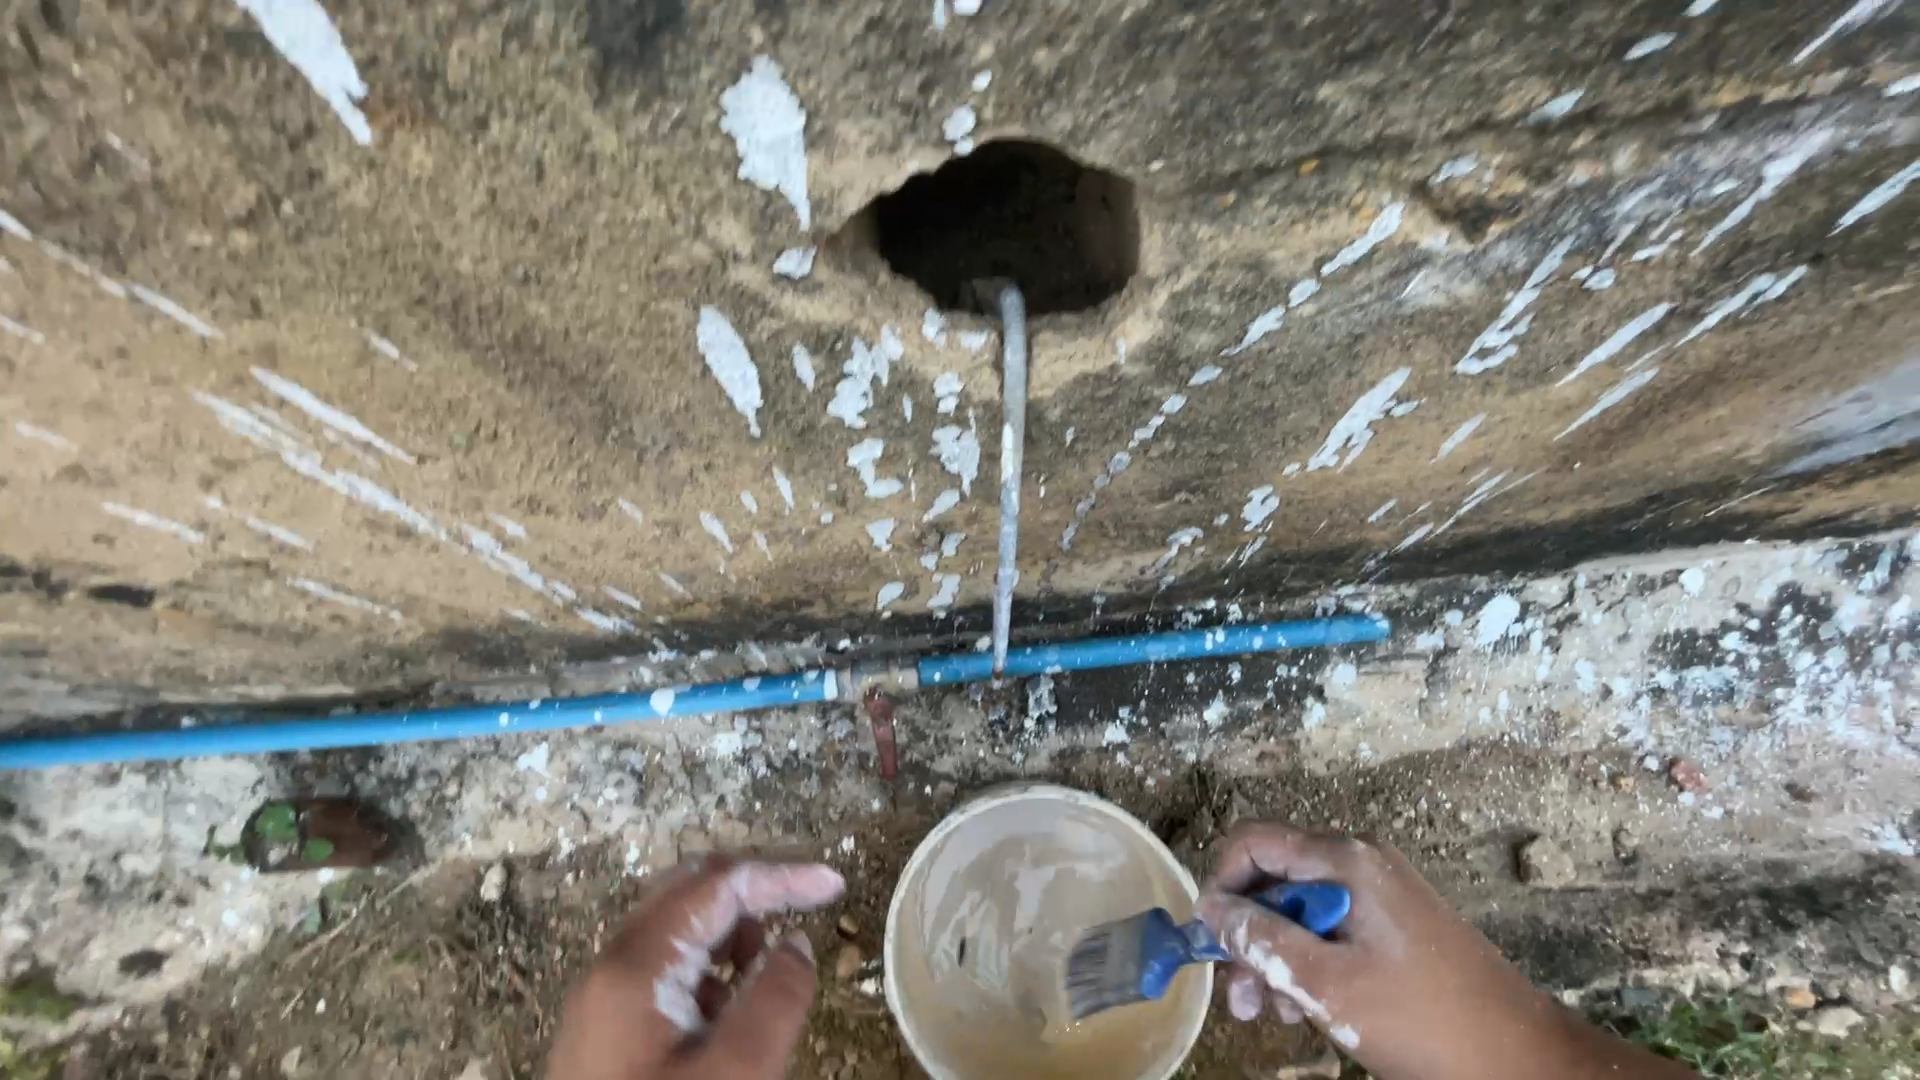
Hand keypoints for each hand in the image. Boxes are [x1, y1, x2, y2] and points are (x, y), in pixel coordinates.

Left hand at [545, 857, 844, 1079]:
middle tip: (803, 905)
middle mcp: (613, 964)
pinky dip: (708, 962)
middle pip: (691, 887)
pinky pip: (666, 963)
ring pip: (677, 922)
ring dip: (730, 924)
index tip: (835, 887)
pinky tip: (726, 1005)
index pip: (722, 884)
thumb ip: (777, 996)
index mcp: (639, 962)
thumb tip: (795, 944)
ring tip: (762, 962)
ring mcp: (605, 995)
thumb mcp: (737, 1074)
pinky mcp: (608, 1027)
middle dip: (754, 887)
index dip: (784, 876)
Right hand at [1196, 824, 1693, 1079]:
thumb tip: (1210, 909)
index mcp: (1344, 859)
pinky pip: (1329, 926)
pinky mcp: (1391, 921)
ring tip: (1265, 1012)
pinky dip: (1307, 959)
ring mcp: (1378, 890)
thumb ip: (1262, 941)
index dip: (1221, 883)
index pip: (1254, 842)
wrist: (1531, 1065)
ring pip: (1298, 907)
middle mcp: (1358, 861)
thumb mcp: (1330, 985)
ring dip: (1273, 954)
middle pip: (1274, 878)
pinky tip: (1302, 1005)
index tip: (1209, 938)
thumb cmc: (1424, 1021)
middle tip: (1235, 994)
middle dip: (1247, 933)